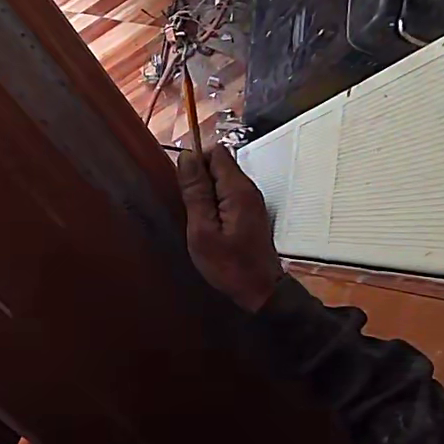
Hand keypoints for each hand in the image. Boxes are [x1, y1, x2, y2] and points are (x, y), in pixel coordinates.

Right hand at [178, 145, 283, 312]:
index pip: (215, 152)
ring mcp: (250, 199)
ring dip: (204, 191)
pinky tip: (206, 222)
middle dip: (198, 177)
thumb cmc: (229, 266)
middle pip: (219, 163)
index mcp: (238, 190)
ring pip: (221, 178)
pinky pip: (226, 193)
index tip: (184, 187)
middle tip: (189, 206)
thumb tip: (187, 157)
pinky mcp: (249, 210)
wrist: (259, 291)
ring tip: (196, 217)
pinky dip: (213, 201)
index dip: (195, 161)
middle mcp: (248, 188)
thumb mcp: (203, 230)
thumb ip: (195, 192)